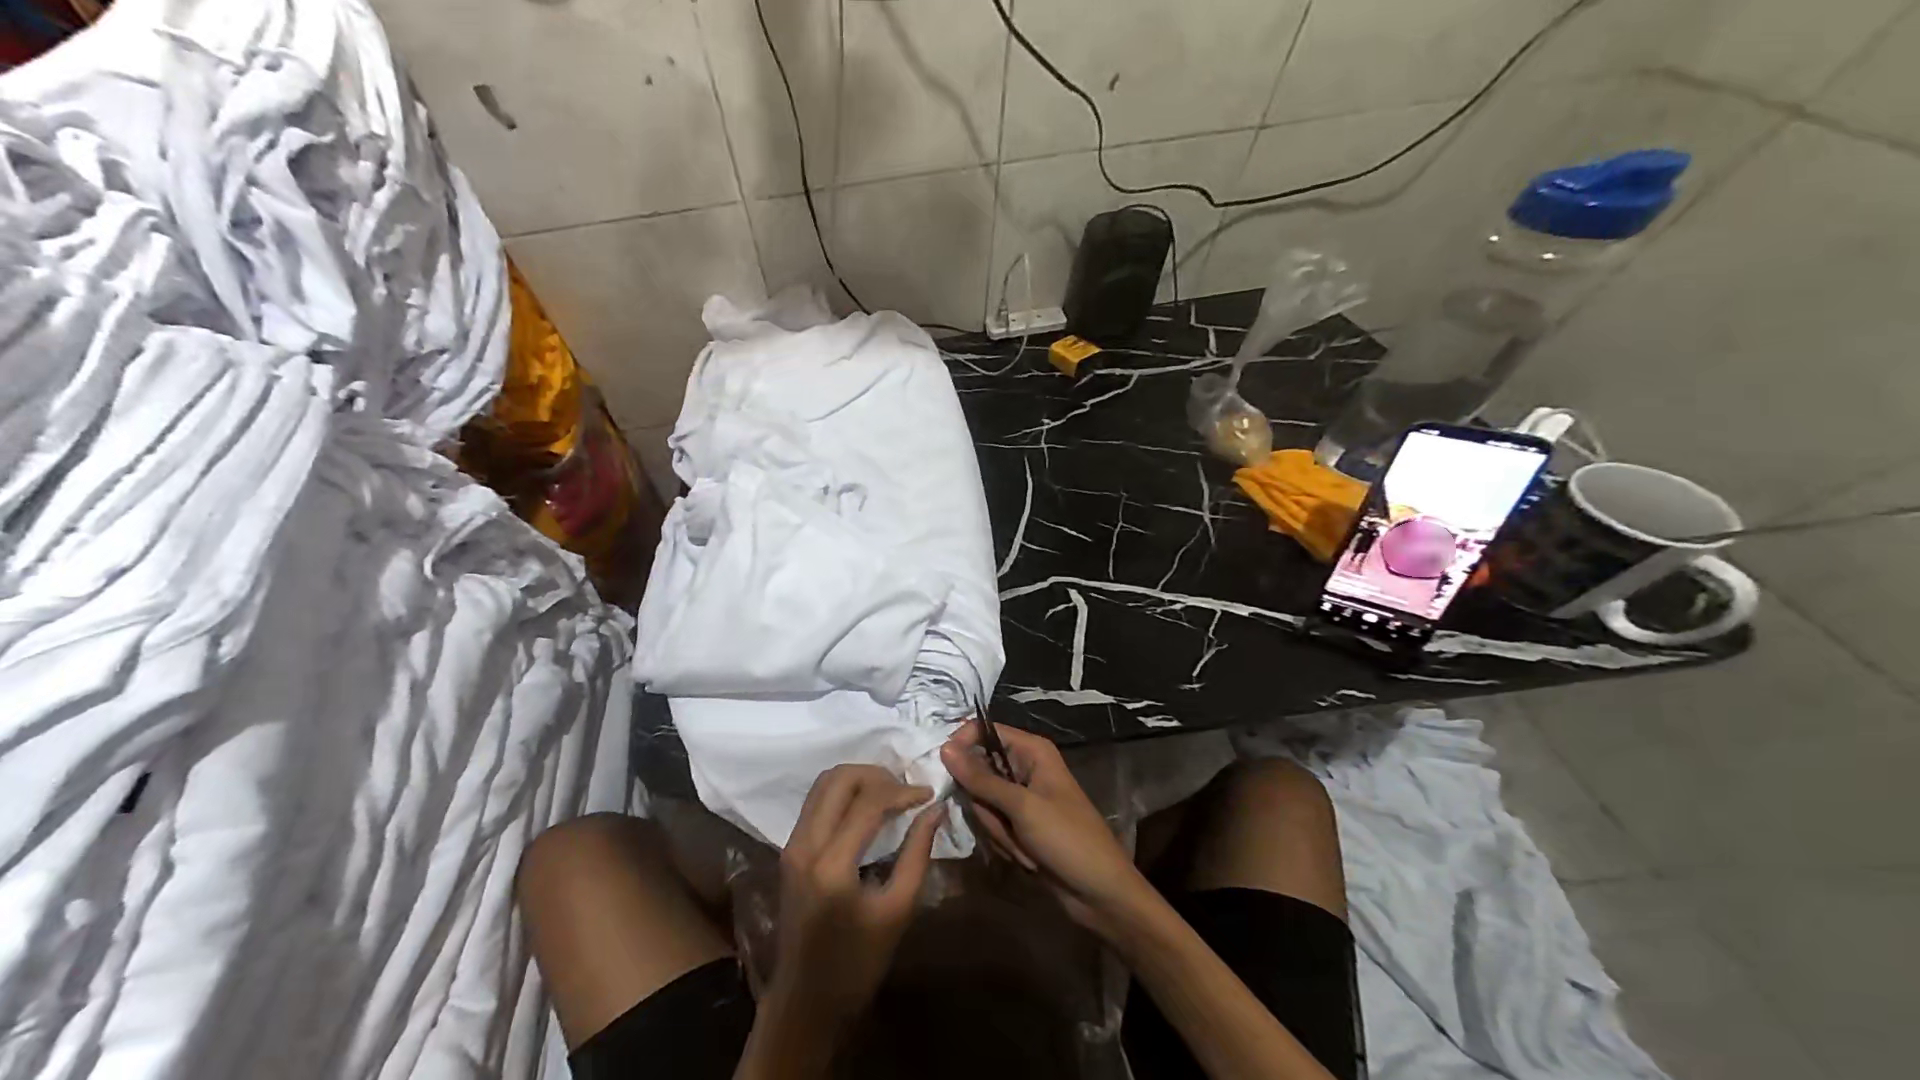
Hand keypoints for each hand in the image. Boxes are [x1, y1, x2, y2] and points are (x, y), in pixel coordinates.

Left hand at [767, 764, 945, 1025]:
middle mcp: (804, 845)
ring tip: (890, 794)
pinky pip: (815, 801)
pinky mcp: (789, 849)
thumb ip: (917, 852)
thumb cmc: (858, 962)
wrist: (805, 1000)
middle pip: (839, 778)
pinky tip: (868, 808)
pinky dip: (843, 793)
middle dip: (877, 774)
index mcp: (831, 865)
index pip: (868, 803)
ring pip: (823, 783)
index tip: (929, 794)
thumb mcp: (898, 910)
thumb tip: (936, 809)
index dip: (903, 790)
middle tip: (906, 790)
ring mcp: (791, 845)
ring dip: (859, 779)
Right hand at [940, 722, 1153, 939]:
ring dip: (997, 829)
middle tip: (1006, 822)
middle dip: (986, 803)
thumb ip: (980, 778)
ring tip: (1024, 845)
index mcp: (1032, 750)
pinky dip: (1004, 843)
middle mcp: (1025, 768)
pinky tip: (1027, 858)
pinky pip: (993, 825)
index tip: (944, 766)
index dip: (963, 744)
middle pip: (979, 770)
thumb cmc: (1067, 839)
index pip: (984, 731)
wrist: (1099, 892)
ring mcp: (1021, 799)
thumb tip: (944, 748)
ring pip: (983, 803)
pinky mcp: (1020, 825)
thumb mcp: (1021, 807)